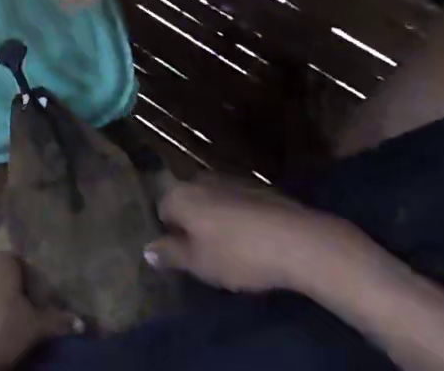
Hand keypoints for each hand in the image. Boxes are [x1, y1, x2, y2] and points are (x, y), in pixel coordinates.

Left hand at [0, 255, 81, 370]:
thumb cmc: (1, 326)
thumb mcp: (36, 326)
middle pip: (9, 279)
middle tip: (34, 323)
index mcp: (4, 259)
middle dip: (22, 298)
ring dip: (3, 308)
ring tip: (14, 333)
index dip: (40, 287)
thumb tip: (82, 322)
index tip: (47, 309)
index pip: (28, 267)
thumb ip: (59, 320)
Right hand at [144, 176, 358, 293]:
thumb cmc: (238, 254)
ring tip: (235, 249)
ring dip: (218, 219)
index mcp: (179, 194)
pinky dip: (241, 217)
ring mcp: (230, 179)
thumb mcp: (199, 264)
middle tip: (209, 254)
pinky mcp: (257, 186)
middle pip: (188, 202)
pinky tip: (256, 239)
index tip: (188, 257)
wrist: (296, 240)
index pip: (162, 211)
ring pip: (214, 200)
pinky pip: (239, 202)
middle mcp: (199, 179)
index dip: (173, 235)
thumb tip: (146, 250)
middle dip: (194, 224)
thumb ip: (170, 254)